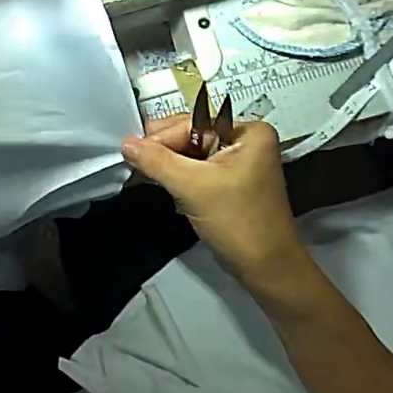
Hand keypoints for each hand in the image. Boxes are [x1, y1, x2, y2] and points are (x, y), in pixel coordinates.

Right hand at [121, 115, 311, 294]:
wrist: (267, 268)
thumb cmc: (237, 221)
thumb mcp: (193, 187)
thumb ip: (157, 161)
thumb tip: (125, 142)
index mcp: (248, 131)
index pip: (193, 123)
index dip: (161, 137)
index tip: (129, 150)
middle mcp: (245, 140)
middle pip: (192, 135)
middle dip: (162, 148)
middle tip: (130, 159)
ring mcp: (239, 162)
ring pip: (192, 153)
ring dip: (167, 162)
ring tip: (139, 169)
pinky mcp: (231, 182)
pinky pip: (198, 168)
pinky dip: (178, 174)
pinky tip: (158, 179)